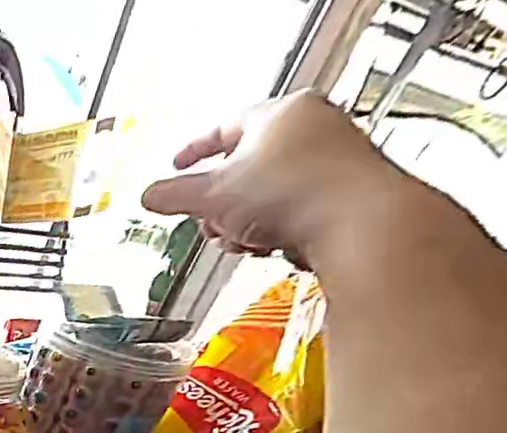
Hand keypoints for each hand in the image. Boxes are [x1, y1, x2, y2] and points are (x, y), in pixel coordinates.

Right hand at [141, 91, 402, 262]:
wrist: (355, 224)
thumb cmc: (295, 193)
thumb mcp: (214, 196)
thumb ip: (176, 196)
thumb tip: (151, 196)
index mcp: (280, 114)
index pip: (224, 129)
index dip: (195, 152)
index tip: (179, 164)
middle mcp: (312, 128)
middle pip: (246, 169)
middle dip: (222, 204)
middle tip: (212, 222)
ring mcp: (331, 161)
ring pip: (267, 195)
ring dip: (245, 222)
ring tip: (241, 239)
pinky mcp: (342, 195)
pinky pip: (292, 212)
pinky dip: (273, 230)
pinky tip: (268, 245)